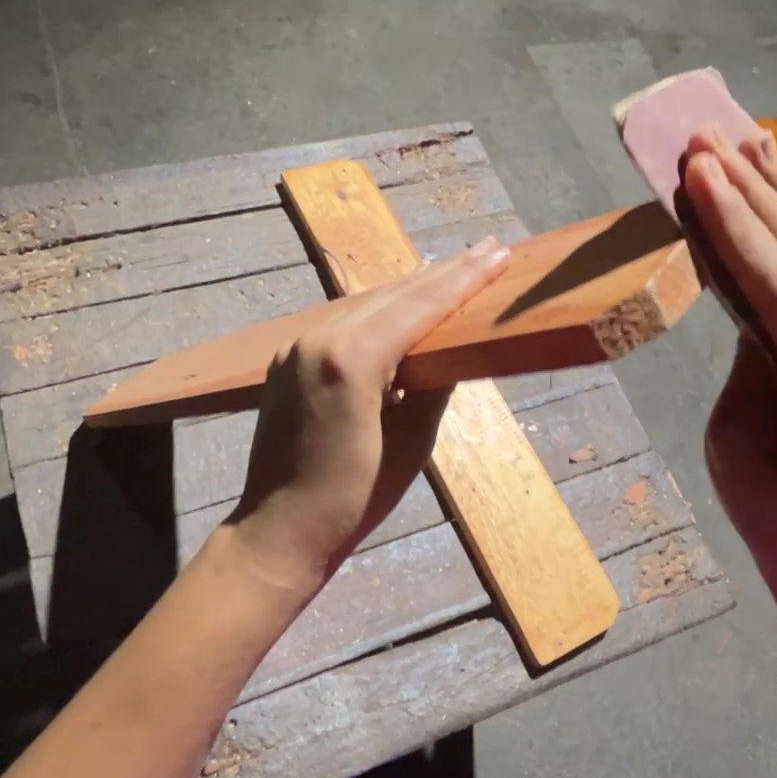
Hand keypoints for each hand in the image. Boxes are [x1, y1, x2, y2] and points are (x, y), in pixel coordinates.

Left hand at [226, 238, 511, 593]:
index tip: (498, 253)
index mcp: (351, 361)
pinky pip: (341, 322)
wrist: (279, 529)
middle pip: (391, 295)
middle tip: (487, 248)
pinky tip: (401, 302)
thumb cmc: (353, 501)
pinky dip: (377, 310)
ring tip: (453, 268)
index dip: (462, 280)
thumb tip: (448, 352)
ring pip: (364, 303)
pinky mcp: (287, 359)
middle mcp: (319, 340)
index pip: (418, 308)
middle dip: (442, 273)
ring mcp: (297, 347)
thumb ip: (431, 388)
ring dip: (410, 288)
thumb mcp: (410, 446)